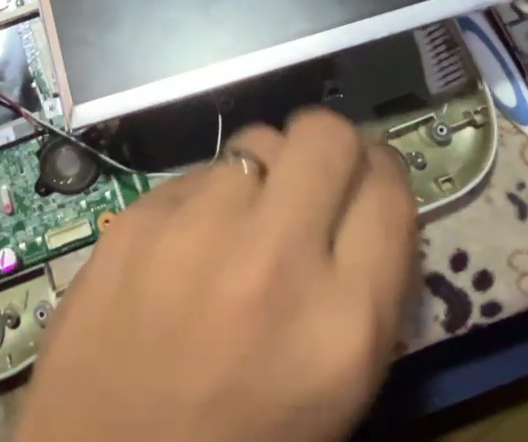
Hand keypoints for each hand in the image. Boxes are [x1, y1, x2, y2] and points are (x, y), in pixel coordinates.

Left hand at [14, 107, 415, 441]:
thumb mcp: (335, 391)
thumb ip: (362, 294)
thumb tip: (359, 211)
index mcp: (344, 320)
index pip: (390, 190)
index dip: (381, 176)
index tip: (365, 180)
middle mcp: (276, 255)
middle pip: (325, 135)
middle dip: (328, 148)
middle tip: (313, 178)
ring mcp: (199, 227)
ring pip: (255, 144)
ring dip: (261, 173)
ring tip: (242, 219)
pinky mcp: (138, 215)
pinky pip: (195, 174)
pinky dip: (205, 196)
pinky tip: (187, 242)